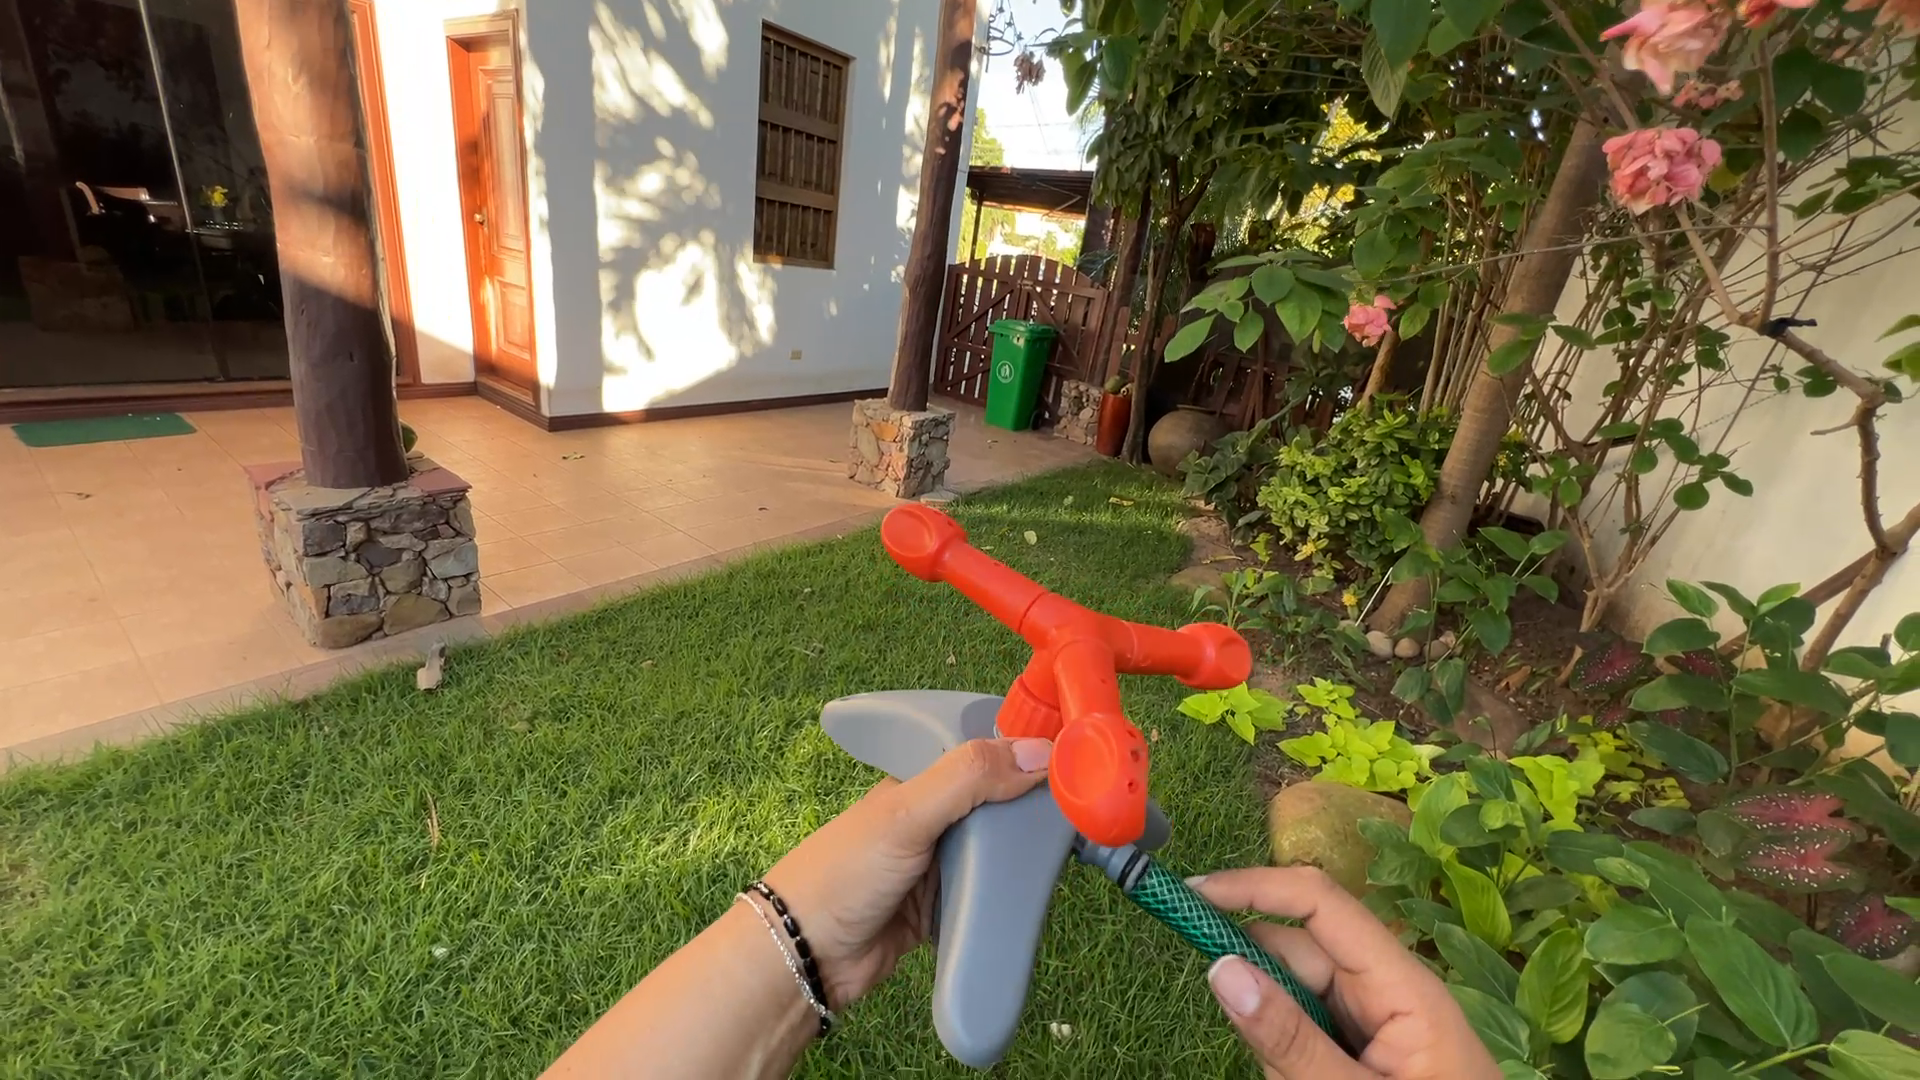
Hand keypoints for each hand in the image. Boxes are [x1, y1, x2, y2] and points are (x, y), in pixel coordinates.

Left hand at [759, 737, 1051, 1008]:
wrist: (805, 957)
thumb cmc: (849, 870)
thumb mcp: (909, 813)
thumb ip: (968, 778)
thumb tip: (1040, 752)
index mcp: (923, 779)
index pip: (983, 753)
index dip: (1024, 752)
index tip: (1077, 756)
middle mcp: (935, 815)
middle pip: (998, 803)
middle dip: (1032, 808)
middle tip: (1084, 812)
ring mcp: (939, 863)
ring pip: (997, 851)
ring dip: (1023, 855)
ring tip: (1071, 853)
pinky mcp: (943, 908)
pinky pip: (987, 894)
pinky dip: (1008, 897)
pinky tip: (1038, 895)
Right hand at [1191, 867, 1500, 1079]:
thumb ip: (1291, 1041)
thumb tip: (1219, 966)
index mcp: (1402, 984)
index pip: (1319, 901)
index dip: (1254, 886)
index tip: (1192, 894)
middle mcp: (1384, 987)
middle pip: (1295, 953)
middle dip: (1263, 997)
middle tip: (1274, 1069)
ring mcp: (1373, 1019)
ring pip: (1290, 996)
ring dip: (1278, 1046)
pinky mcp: (1363, 1048)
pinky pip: (1303, 1031)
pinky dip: (1289, 1062)